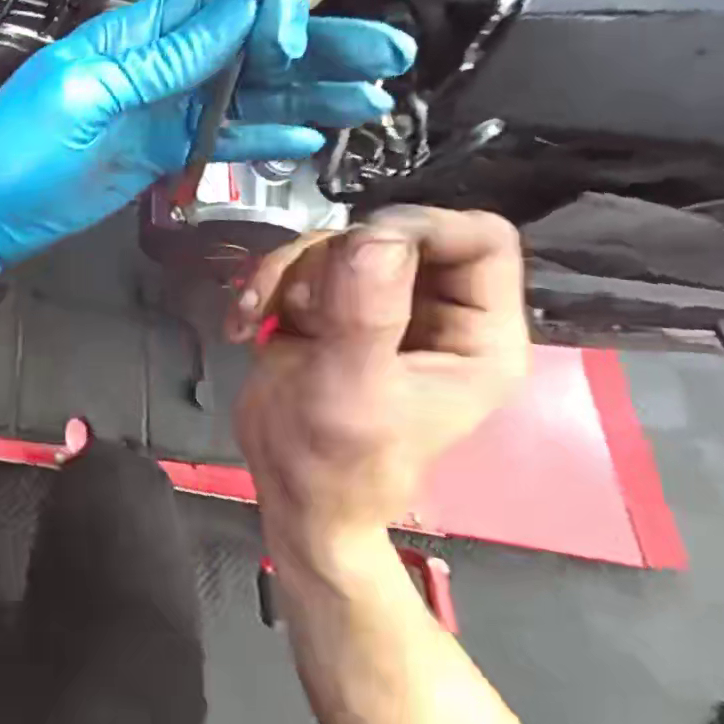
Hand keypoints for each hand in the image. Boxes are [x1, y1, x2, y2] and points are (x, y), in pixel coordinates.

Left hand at [0, 0, 415, 272]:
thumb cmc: (14, 150)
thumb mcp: (84, 96)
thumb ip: (162, 60)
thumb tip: (233, 14)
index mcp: (133, 39)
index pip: (216, 0)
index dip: (269, 5)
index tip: (307, 26)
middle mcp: (157, 67)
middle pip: (248, 46)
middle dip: (316, 47)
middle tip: (382, 54)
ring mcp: (163, 112)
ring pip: (247, 93)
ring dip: (308, 93)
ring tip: (366, 96)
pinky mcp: (162, 152)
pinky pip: (223, 136)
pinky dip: (265, 134)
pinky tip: (308, 134)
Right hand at [227, 208, 529, 575]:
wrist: (290, 495)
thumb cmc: (337, 463)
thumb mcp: (354, 393)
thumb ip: (367, 315)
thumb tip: (372, 235)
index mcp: (475, 333)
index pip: (478, 239)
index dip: (421, 228)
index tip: (356, 249)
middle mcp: (432, 311)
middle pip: (393, 233)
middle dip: (332, 259)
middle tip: (298, 305)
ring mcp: (375, 306)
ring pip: (336, 245)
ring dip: (286, 273)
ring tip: (258, 317)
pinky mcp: (326, 309)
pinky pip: (297, 266)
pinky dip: (264, 286)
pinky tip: (245, 326)